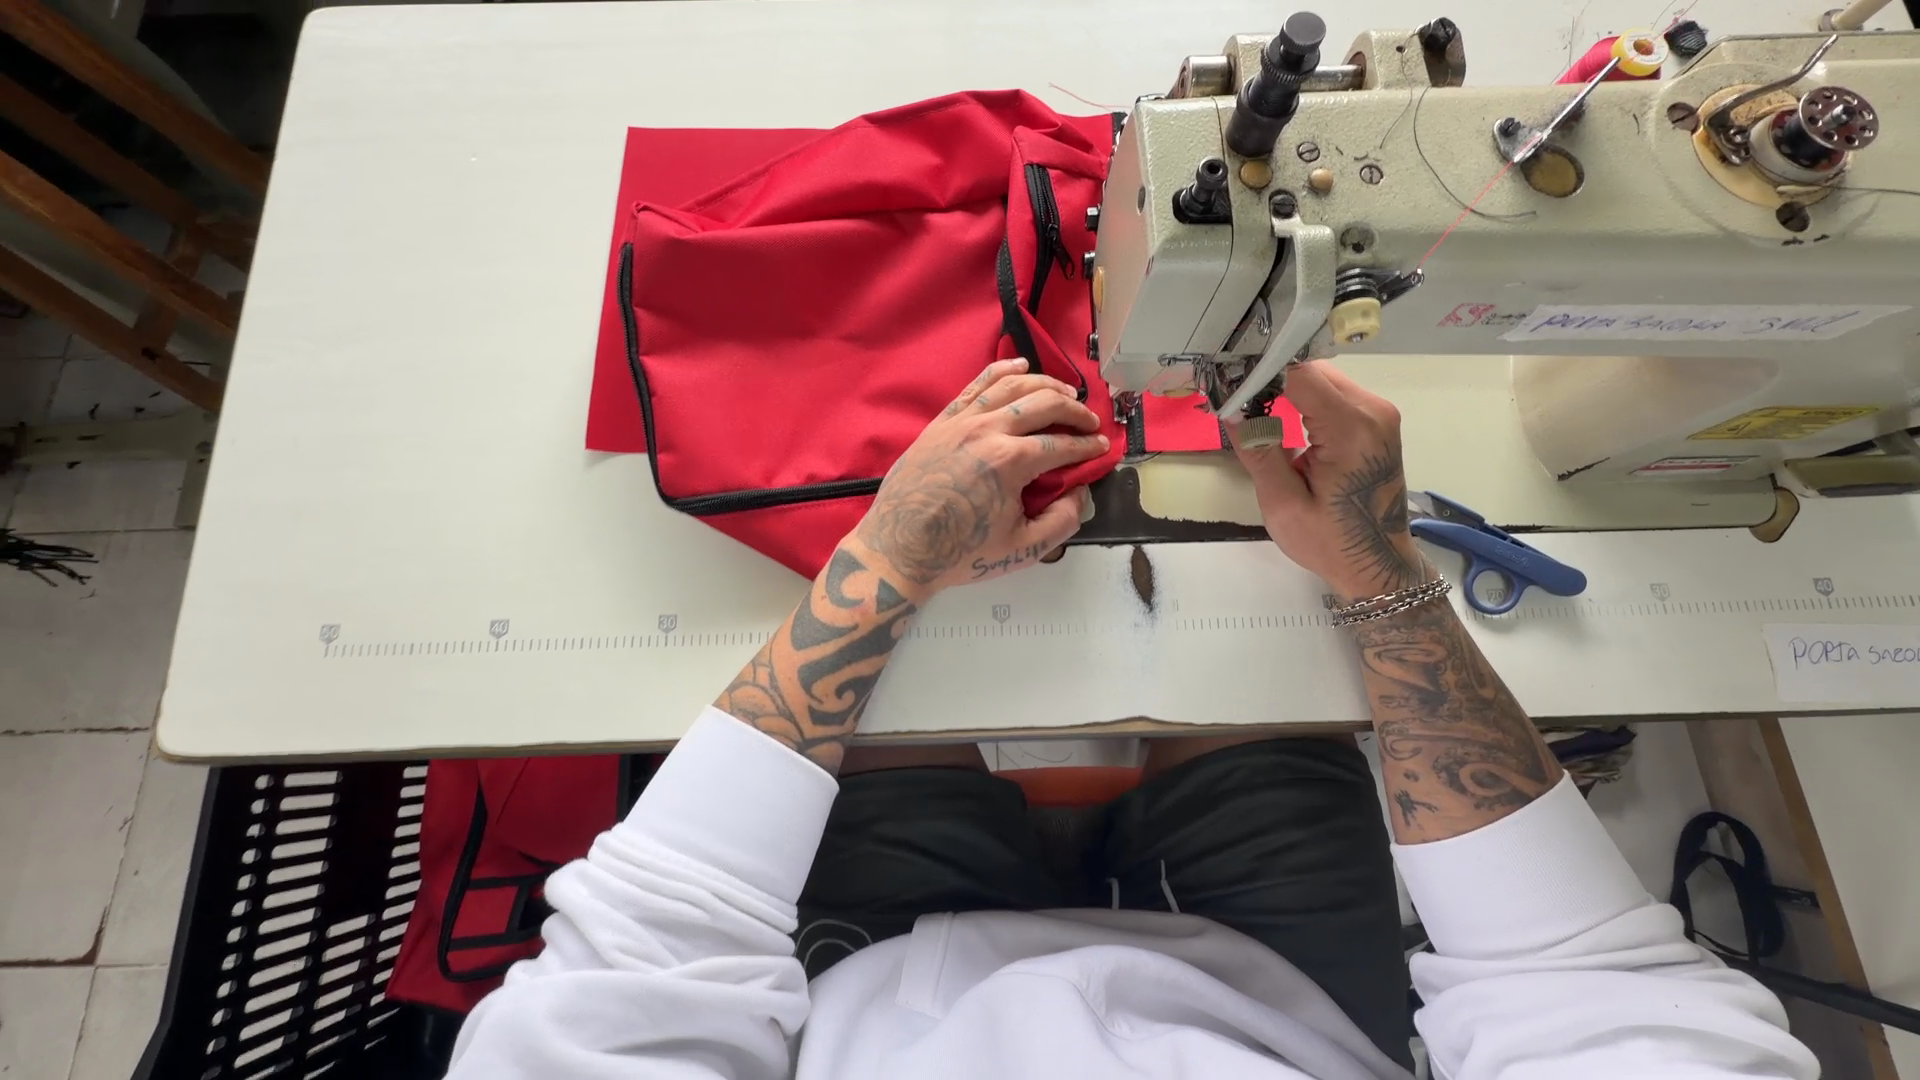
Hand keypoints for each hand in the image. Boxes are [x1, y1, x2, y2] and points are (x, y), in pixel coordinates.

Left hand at [850, 358, 1105, 602]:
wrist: (900, 548)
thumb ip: (1062, 522)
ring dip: (1046, 385)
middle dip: (1075, 411)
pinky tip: (1020, 367)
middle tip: (1089, 422)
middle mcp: (987, 431)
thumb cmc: (959, 553)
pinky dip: (1001, 372)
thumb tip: (1079, 494)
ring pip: (1012, 386)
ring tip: (1065, 392)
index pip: (1062, 445)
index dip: (1087, 447)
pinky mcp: (941, 422)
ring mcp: (961, 421)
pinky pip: (976, 385)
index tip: (1101, 448)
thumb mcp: (1021, 548)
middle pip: (1044, 404)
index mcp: (1010, 462)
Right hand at [1229, 360, 1426, 600]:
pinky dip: (1302, 399)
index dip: (1260, 374)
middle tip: (1234, 402)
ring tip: (1251, 412)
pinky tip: (1279, 419)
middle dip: (1270, 379)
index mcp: (1351, 429)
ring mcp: (1378, 413)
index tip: (1227, 387)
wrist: (1377, 563)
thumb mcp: (1283, 503)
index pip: (1300, 374)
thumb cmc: (1331, 541)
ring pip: (1321, 378)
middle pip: (1311, 370)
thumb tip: (1232, 410)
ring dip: (1285, 389)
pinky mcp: (1376, 421)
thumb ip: (1259, 451)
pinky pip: (1333, 393)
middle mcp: (1372, 411)